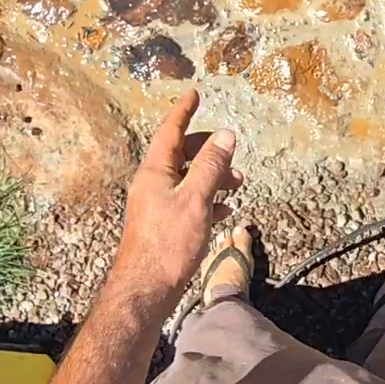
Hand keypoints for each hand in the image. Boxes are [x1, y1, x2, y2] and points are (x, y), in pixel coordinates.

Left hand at [105, 90, 242, 305]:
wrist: (146, 290)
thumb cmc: (168, 243)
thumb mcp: (195, 199)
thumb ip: (211, 165)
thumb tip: (226, 135)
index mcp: (155, 171)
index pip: (170, 131)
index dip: (183, 111)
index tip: (194, 93)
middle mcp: (153, 184)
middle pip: (181, 154)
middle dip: (208, 149)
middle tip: (231, 147)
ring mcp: (157, 205)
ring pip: (188, 179)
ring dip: (213, 176)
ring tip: (238, 182)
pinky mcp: (165, 226)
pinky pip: (189, 202)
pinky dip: (208, 199)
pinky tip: (226, 209)